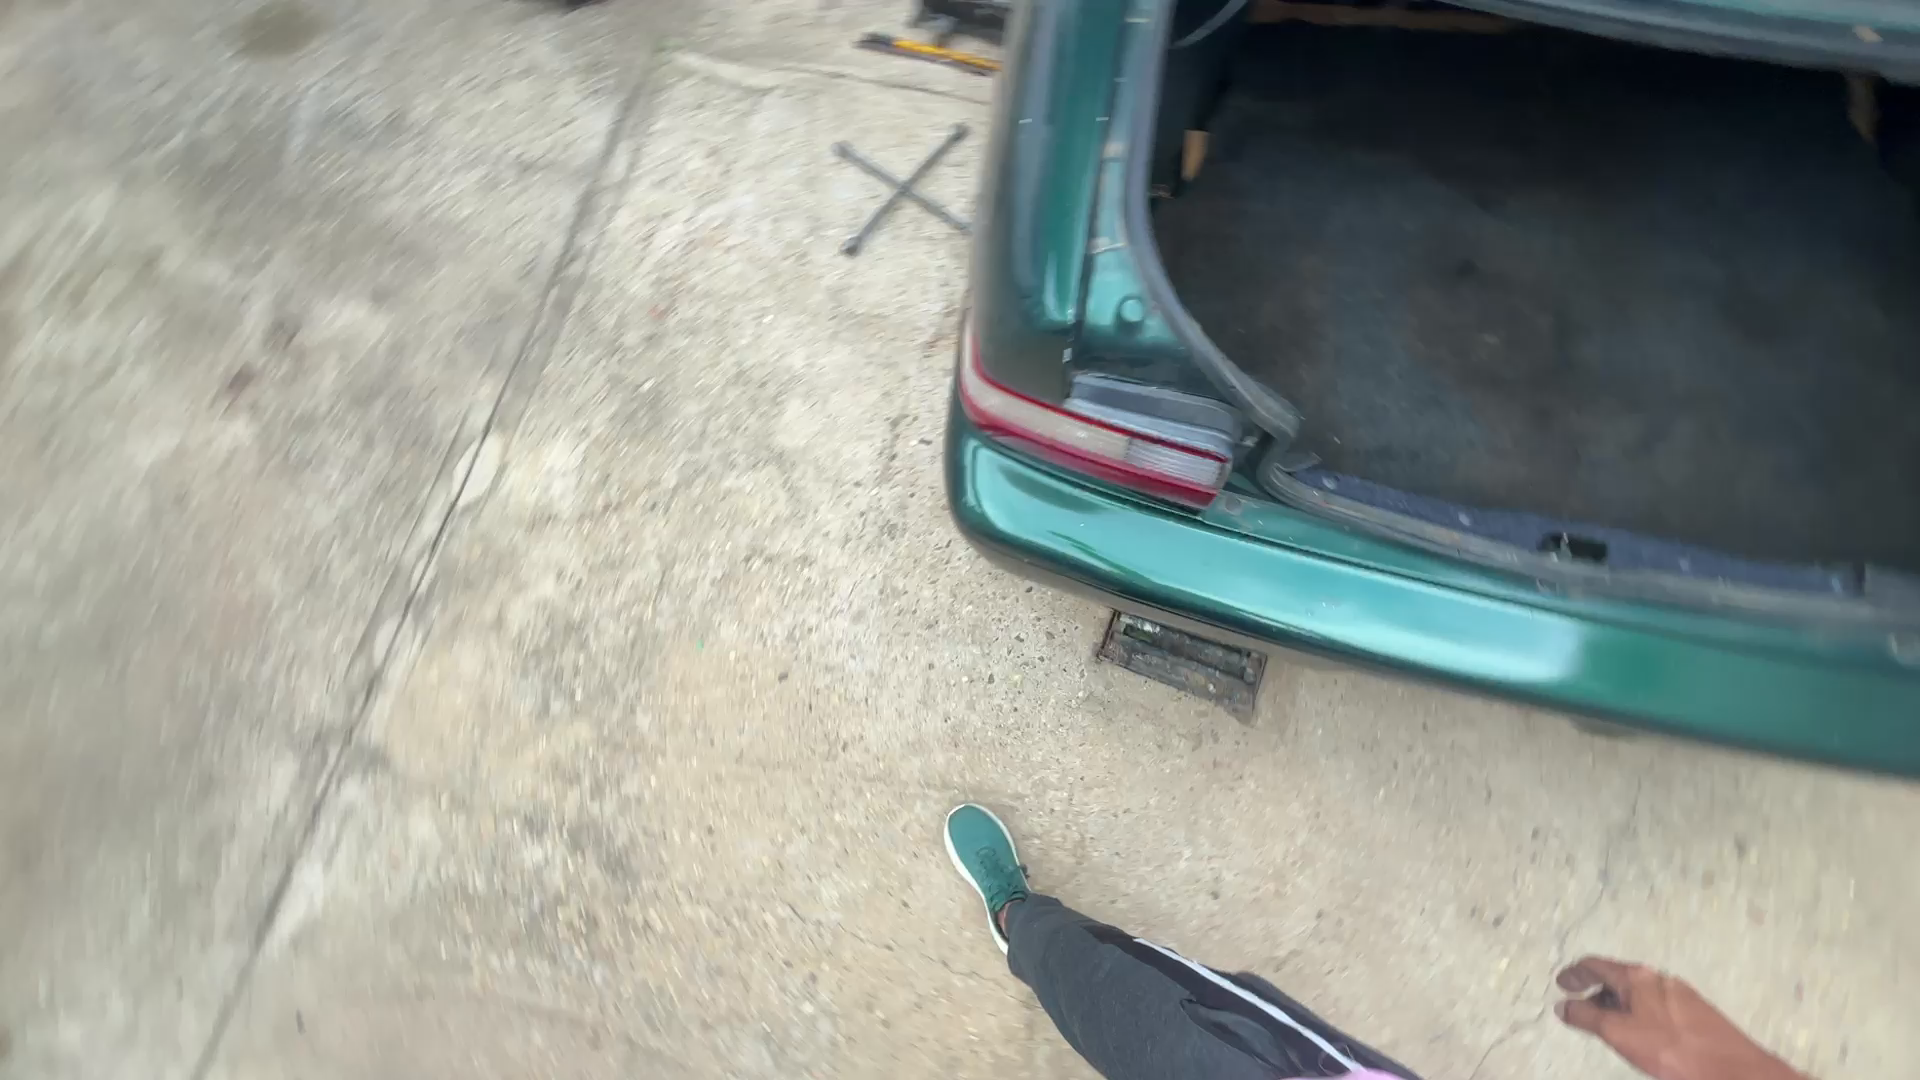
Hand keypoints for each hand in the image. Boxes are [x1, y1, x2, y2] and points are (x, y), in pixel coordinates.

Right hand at [1554, 956, 1804, 1079]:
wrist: (1745, 1079)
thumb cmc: (1674, 1051)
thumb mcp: (1618, 1033)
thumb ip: (1585, 1017)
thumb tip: (1562, 1006)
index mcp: (1637, 976)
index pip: (1594, 965)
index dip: (1574, 975)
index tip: (1561, 987)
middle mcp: (1660, 979)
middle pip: (1619, 980)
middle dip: (1598, 995)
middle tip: (1586, 1013)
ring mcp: (1687, 999)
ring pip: (1642, 996)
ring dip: (1622, 1008)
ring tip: (1616, 1030)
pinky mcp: (1706, 1019)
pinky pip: (1662, 1010)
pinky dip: (1644, 1018)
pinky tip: (1650, 1041)